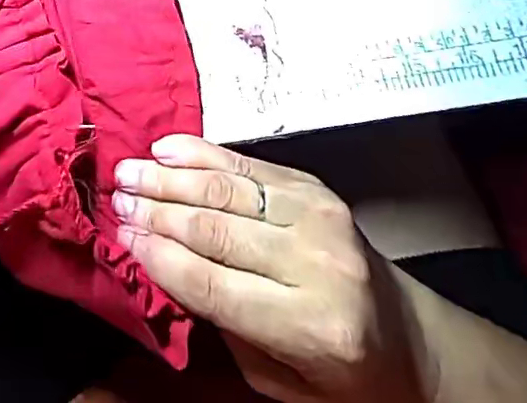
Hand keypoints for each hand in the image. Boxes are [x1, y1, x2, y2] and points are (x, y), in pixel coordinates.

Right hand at [113, 135, 433, 402]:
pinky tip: (165, 150)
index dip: (158, 257)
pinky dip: (199, 153)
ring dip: (168, 178)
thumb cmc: (338, 373)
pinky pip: (244, 161)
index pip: (213, 284)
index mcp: (312, 325)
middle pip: (214, 228)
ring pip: (224, 188)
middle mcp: (317, 262)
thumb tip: (154, 257)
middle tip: (115, 198)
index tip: (118, 234)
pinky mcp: (313, 185)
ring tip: (128, 172)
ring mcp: (319, 214)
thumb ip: (219, 319)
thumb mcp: (275, 377)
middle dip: (155, 212)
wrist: (412, 339)